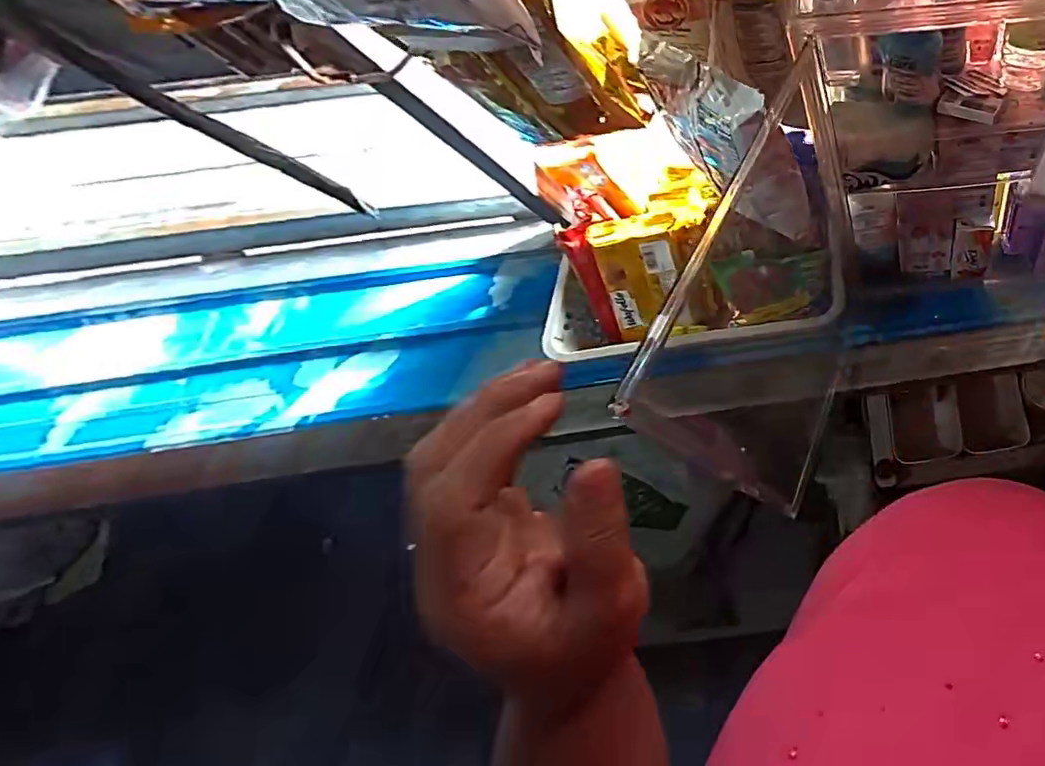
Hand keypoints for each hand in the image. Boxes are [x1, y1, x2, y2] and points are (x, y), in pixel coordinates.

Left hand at [406, 361, 647, 716]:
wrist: (568, 674)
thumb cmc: (590, 646)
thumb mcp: (612, 602)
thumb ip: (601, 541)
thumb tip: (595, 462)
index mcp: (459, 588)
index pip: (451, 500)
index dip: (494, 444)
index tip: (553, 404)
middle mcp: (439, 556)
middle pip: (432, 468)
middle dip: (486, 410)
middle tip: (549, 372)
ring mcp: (451, 537)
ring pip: (442, 456)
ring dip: (488, 406)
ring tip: (544, 372)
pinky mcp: (473, 520)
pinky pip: (468, 459)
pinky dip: (497, 420)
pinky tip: (533, 399)